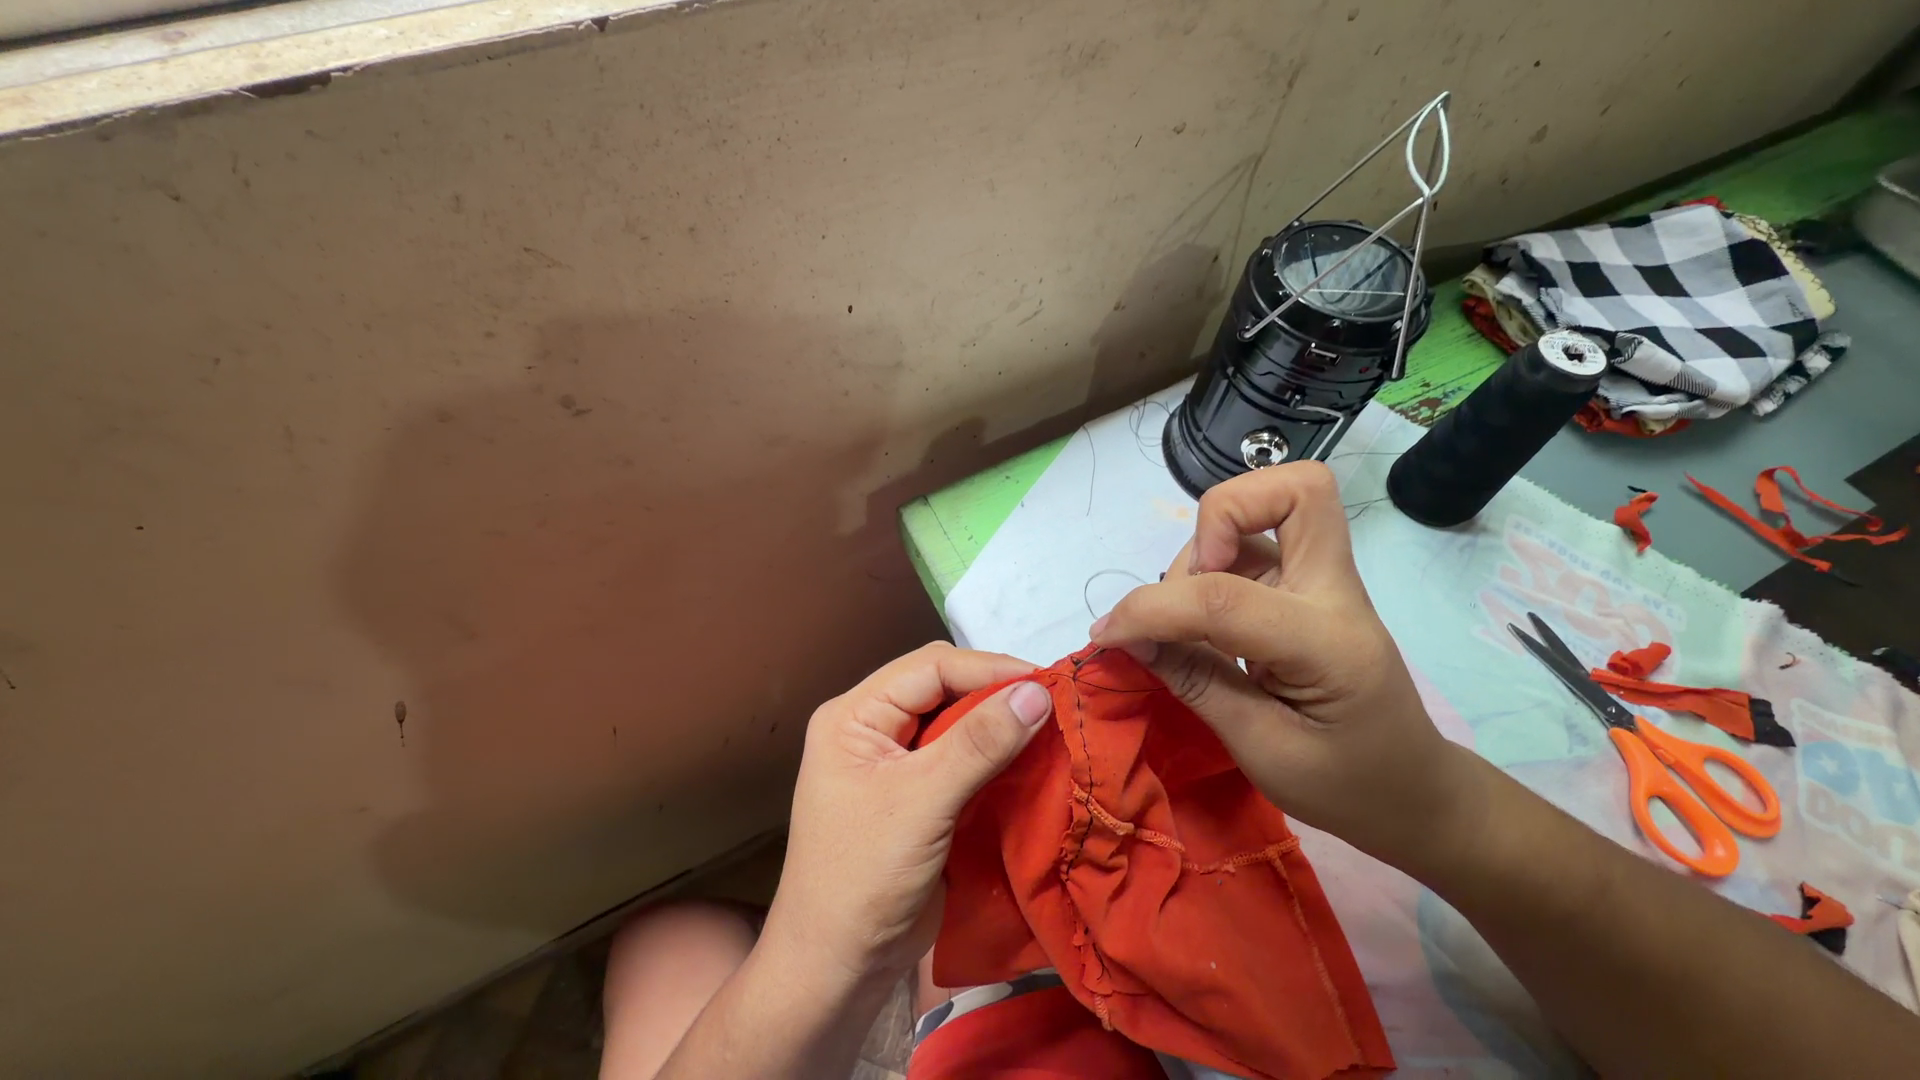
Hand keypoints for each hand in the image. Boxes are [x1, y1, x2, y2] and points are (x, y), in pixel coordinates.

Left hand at [762, 643, 1053, 985]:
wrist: (840, 967)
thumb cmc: (864, 877)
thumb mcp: (921, 802)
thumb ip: (979, 744)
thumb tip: (1037, 691)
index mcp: (854, 716)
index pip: (928, 668)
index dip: (987, 669)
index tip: (1044, 683)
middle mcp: (873, 730)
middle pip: (944, 690)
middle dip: (996, 694)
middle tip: (1054, 704)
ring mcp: (897, 765)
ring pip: (959, 725)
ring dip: (1001, 727)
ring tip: (1052, 728)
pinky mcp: (921, 798)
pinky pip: (965, 762)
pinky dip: (998, 760)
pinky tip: (1033, 762)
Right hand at [1088, 462, 1476, 861]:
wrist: (1412, 793)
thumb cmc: (1345, 785)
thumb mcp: (1261, 751)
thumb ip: (1195, 683)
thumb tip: (1128, 637)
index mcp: (1329, 644)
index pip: (1226, 598)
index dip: (1151, 609)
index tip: (1109, 635)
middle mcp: (1334, 593)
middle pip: (1297, 490)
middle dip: (1223, 511)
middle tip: (1193, 581)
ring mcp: (1325, 584)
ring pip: (1267, 510)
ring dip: (1207, 549)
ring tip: (1188, 623)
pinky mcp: (1308, 588)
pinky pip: (1256, 542)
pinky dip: (1214, 564)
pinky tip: (1204, 621)